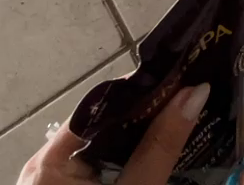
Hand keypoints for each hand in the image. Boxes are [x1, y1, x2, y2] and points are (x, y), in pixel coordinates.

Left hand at [17, 84, 210, 184]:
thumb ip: (160, 149)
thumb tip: (195, 90)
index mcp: (50, 162)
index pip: (102, 105)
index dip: (144, 87)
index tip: (184, 71)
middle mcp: (49, 168)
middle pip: (107, 125)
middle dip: (151, 111)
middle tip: (194, 92)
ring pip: (110, 148)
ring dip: (147, 135)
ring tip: (188, 113)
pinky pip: (107, 171)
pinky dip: (136, 161)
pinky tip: (166, 154)